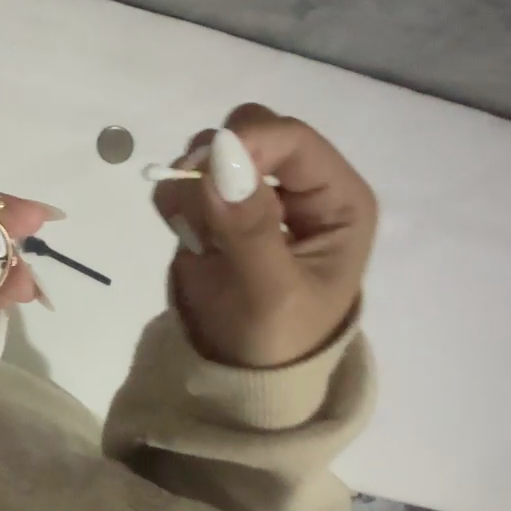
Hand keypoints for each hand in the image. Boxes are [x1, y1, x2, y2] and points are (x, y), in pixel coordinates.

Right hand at [153, 105, 377, 368]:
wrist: (243, 377)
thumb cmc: (276, 340)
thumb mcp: (271, 293)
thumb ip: (250, 229)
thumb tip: (220, 162)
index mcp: (335, 199)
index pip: (291, 138)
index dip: (247, 144)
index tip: (203, 172)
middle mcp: (296, 188)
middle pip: (248, 132)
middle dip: (215, 162)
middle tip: (195, 204)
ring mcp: (253, 198)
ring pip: (211, 155)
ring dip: (190, 188)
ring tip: (196, 237)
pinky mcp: (214, 215)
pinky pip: (184, 185)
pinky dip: (175, 204)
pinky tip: (186, 239)